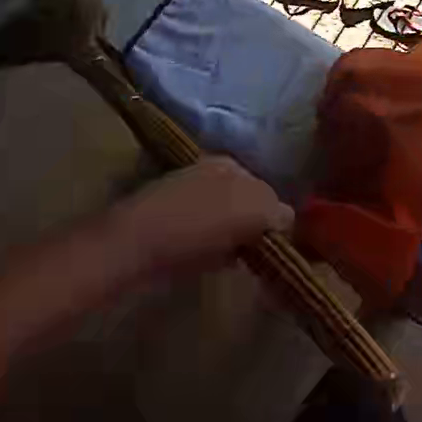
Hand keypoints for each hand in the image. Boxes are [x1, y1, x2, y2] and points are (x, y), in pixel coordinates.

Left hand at [107, 155, 292, 275]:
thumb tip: (286, 220)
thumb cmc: (198, 227)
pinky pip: (203, 227)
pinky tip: (204, 257)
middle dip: (253, 226)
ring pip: (226, 214)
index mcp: (233, 163)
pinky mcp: (166, 212)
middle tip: (251, 254)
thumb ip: (278, 213)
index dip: (274, 222)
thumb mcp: (253, 213)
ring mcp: (187, 188)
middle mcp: (212, 169)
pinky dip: (210, 240)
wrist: (134, 242)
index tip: (272, 247)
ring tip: (227, 258)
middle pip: (249, 201)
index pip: (270, 192)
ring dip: (231, 234)